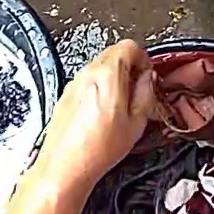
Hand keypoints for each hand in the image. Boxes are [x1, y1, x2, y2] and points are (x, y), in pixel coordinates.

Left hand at [32, 40, 156, 193]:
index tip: (146, 74)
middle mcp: (88, 72)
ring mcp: (75, 82)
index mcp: (108, 73)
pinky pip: (87, 81)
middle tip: (136, 90)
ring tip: (119, 106)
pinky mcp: (66, 94)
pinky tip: (102, 114)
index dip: (143, 59)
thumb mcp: (137, 122)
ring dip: (113, 78)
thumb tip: (148, 79)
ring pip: (100, 67)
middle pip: (114, 53)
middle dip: (129, 68)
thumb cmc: (97, 149)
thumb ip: (146, 93)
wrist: (64, 168)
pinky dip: (98, 88)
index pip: (130, 46)